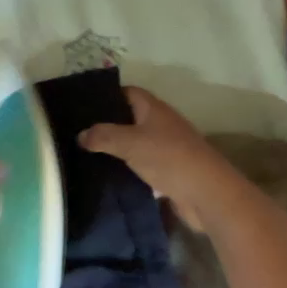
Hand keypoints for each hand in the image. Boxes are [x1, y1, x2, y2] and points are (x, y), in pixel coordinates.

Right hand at [78, 87, 256, 233]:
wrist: (207, 194)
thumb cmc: (168, 158)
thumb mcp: (129, 142)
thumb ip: (102, 136)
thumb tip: (81, 135)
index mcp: (154, 109)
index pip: (127, 92)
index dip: (107, 95)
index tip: (83, 104)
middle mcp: (161, 124)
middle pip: (130, 118)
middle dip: (107, 124)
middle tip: (79, 131)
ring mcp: (167, 148)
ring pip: (135, 143)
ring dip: (117, 149)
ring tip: (87, 153)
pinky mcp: (169, 171)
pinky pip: (142, 165)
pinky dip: (128, 169)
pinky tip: (109, 175)